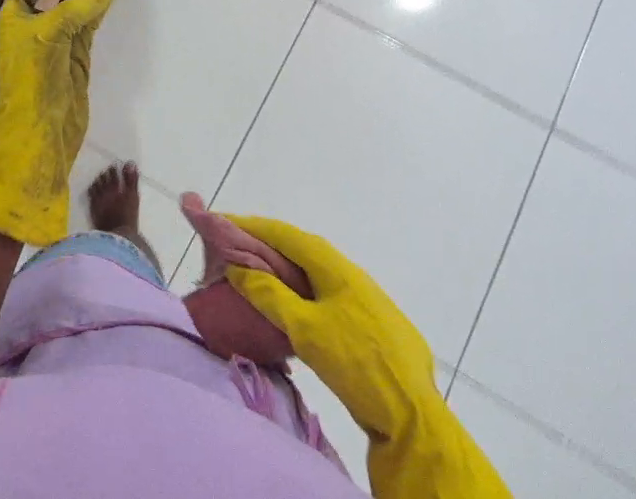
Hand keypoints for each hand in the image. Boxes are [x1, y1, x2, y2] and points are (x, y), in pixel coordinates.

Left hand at [0, 0, 120, 245]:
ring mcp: (57, 42)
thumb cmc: (32, 78)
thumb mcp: (50, 34)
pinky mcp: (77, 57)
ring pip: (76, 6)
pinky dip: (100, 8)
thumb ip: (81, 5)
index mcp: (14, 16)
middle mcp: (33, 25)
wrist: (39, 133)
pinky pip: (89, 25)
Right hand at [225, 215, 511, 498]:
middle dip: (266, 245)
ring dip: (284, 269)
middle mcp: (352, 275)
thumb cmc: (356, 364)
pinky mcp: (369, 323)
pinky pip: (326, 293)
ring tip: (254, 273)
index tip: (223, 222)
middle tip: (233, 249)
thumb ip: (269, 294)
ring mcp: (365, 299)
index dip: (253, 226)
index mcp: (337, 269)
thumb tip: (239, 267)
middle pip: (302, 250)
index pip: (287, 235)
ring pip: (316, 273)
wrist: (412, 414)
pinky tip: (291, 304)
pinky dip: (300, 289)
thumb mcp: (305, 330)